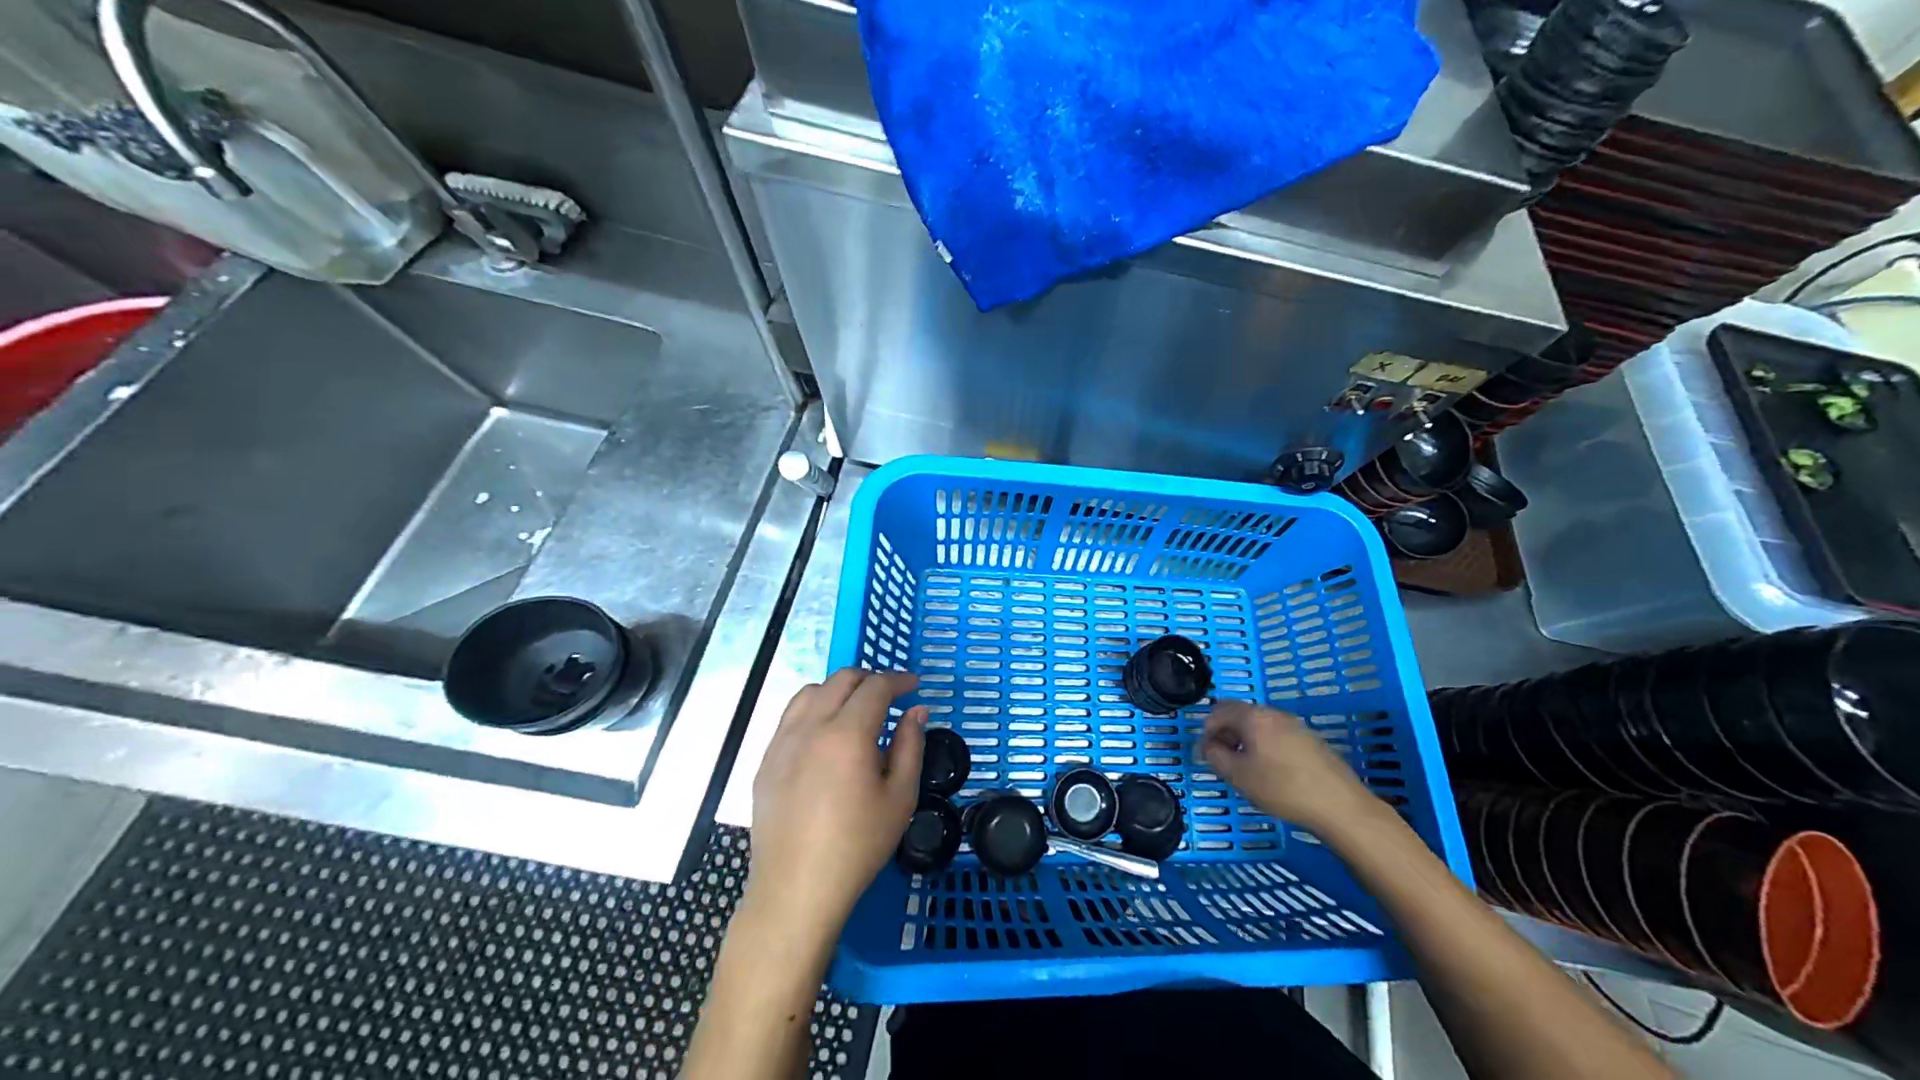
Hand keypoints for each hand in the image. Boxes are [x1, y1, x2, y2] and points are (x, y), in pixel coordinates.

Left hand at [749, 669, 925, 940]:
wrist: (796, 888)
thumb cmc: (857, 846)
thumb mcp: (899, 797)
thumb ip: (910, 746)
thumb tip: (916, 711)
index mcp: (846, 734)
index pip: (874, 687)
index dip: (898, 680)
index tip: (914, 686)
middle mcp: (810, 726)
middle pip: (840, 680)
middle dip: (869, 679)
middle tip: (890, 696)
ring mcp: (782, 741)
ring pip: (810, 691)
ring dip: (838, 690)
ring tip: (856, 711)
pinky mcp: (766, 759)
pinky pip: (790, 716)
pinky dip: (813, 709)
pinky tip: (825, 736)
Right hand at [1200, 701, 1379, 835]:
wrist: (1340, 806)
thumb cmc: (1282, 788)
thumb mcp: (1238, 776)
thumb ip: (1215, 757)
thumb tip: (1209, 746)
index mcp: (1253, 717)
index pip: (1218, 712)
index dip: (1206, 732)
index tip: (1207, 755)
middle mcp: (1274, 713)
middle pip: (1239, 714)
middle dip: (1226, 733)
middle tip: (1224, 760)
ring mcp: (1296, 725)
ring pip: (1259, 724)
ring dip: (1246, 740)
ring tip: (1247, 768)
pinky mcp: (1311, 739)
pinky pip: (1277, 734)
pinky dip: (1266, 745)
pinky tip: (1273, 771)